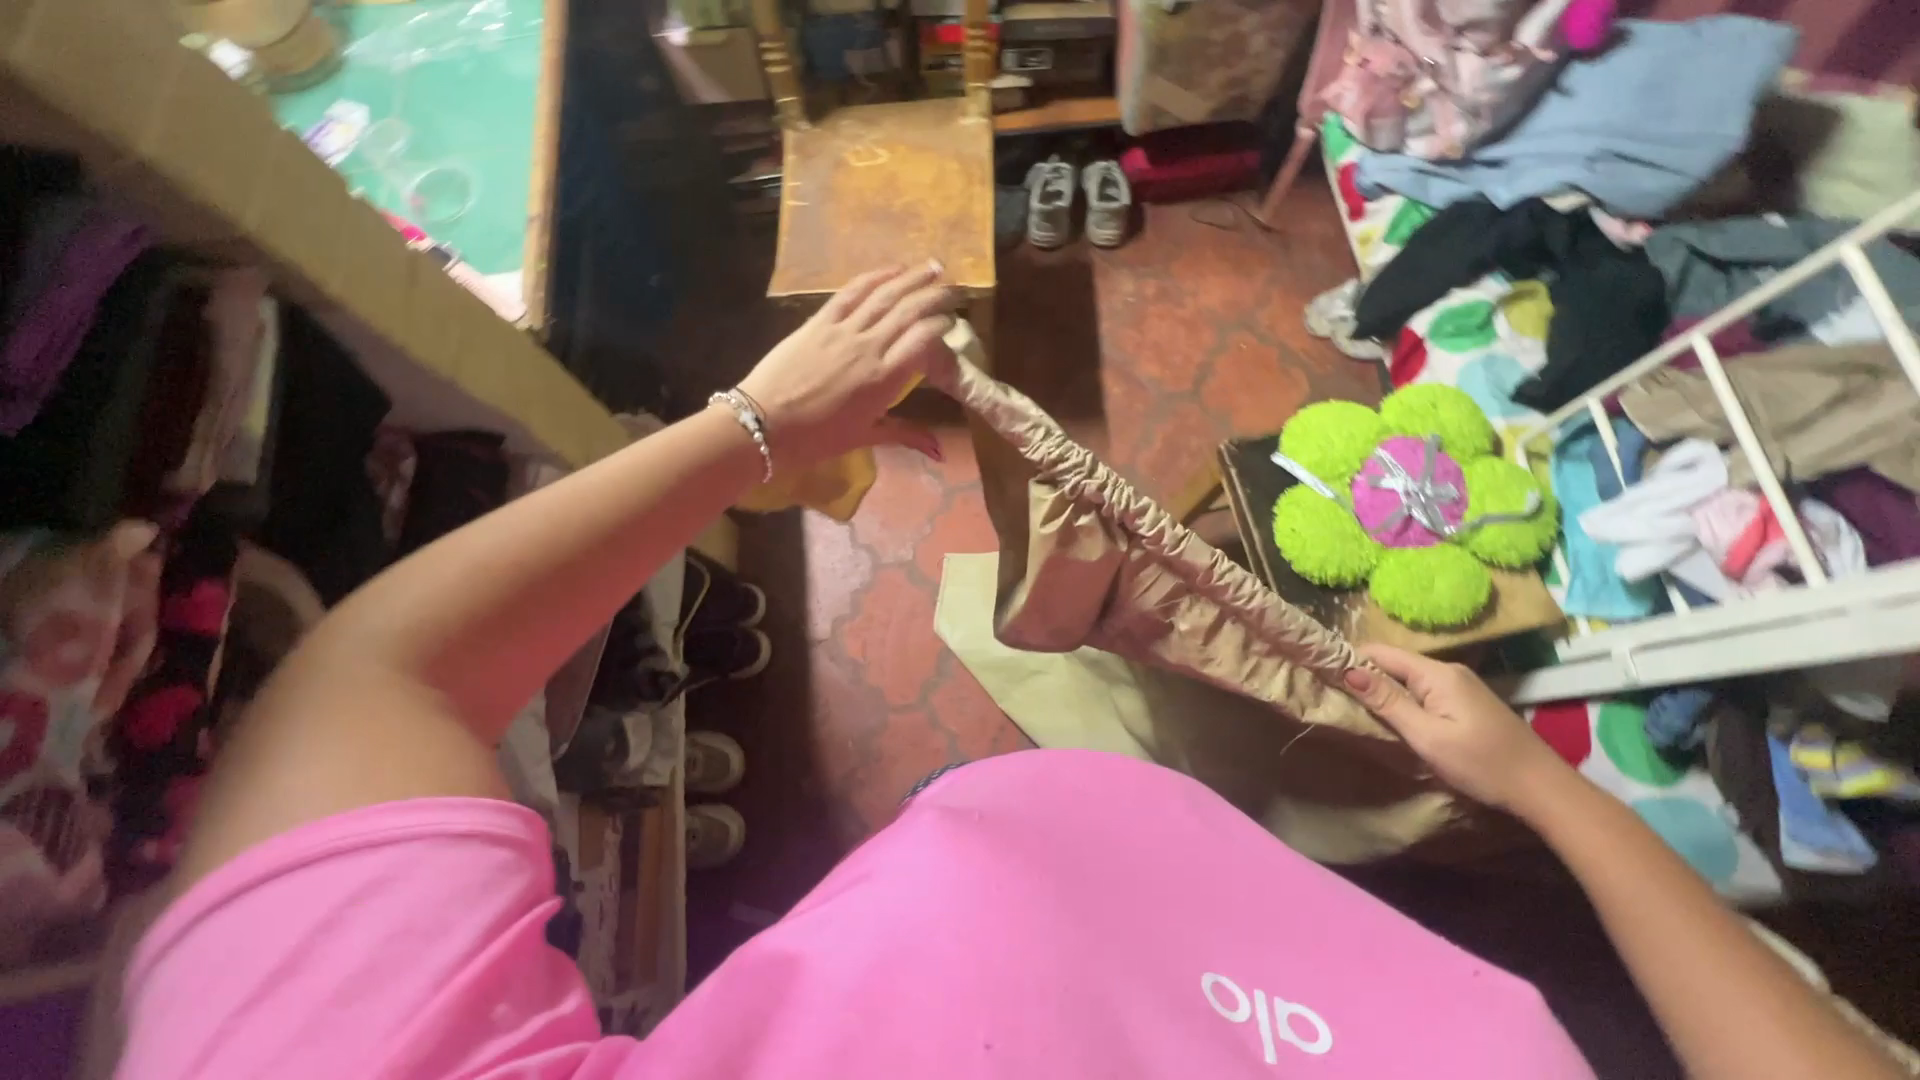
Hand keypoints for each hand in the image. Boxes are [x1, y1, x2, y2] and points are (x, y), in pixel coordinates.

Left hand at [734, 262, 959, 470]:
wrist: (763, 424)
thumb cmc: (816, 439)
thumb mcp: (865, 437)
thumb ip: (906, 435)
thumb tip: (941, 452)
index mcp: (884, 379)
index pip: (923, 340)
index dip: (941, 325)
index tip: (952, 321)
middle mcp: (869, 348)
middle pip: (909, 311)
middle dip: (935, 296)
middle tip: (954, 288)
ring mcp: (843, 331)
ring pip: (884, 295)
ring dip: (912, 278)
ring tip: (933, 266)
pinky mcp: (818, 321)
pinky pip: (851, 292)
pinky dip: (874, 277)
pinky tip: (892, 269)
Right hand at [1341, 644, 1579, 815]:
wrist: (1543, 789)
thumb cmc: (1481, 764)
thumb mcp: (1427, 735)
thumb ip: (1387, 701)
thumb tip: (1348, 669)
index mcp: (1436, 673)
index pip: (1379, 652)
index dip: (1348, 659)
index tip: (1320, 673)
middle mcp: (1448, 671)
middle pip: (1393, 663)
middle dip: (1363, 675)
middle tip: (1332, 695)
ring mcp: (1460, 687)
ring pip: (1407, 679)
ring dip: (1382, 690)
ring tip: (1354, 708)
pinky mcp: (1466, 703)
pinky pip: (1422, 691)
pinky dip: (1402, 700)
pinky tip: (1392, 718)